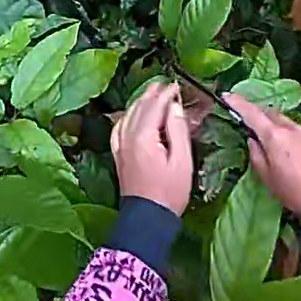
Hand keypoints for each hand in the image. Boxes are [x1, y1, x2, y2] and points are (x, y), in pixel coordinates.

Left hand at [112, 81, 193, 214]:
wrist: (147, 216)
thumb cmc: (170, 191)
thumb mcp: (182, 160)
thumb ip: (178, 130)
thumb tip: (174, 107)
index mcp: (143, 136)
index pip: (155, 107)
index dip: (166, 95)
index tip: (176, 86)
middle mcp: (127, 136)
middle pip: (139, 108)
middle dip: (151, 95)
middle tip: (163, 84)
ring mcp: (120, 145)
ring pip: (128, 116)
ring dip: (139, 103)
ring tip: (150, 94)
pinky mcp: (118, 154)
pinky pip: (119, 128)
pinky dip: (126, 117)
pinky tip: (130, 116)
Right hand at [226, 95, 300, 255]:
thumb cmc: (299, 194)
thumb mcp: (268, 179)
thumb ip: (257, 155)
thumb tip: (253, 141)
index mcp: (275, 137)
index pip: (251, 113)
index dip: (237, 103)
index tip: (228, 96)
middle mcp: (296, 129)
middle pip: (274, 116)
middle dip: (263, 118)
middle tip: (257, 129)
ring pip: (294, 127)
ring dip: (286, 134)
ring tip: (288, 155)